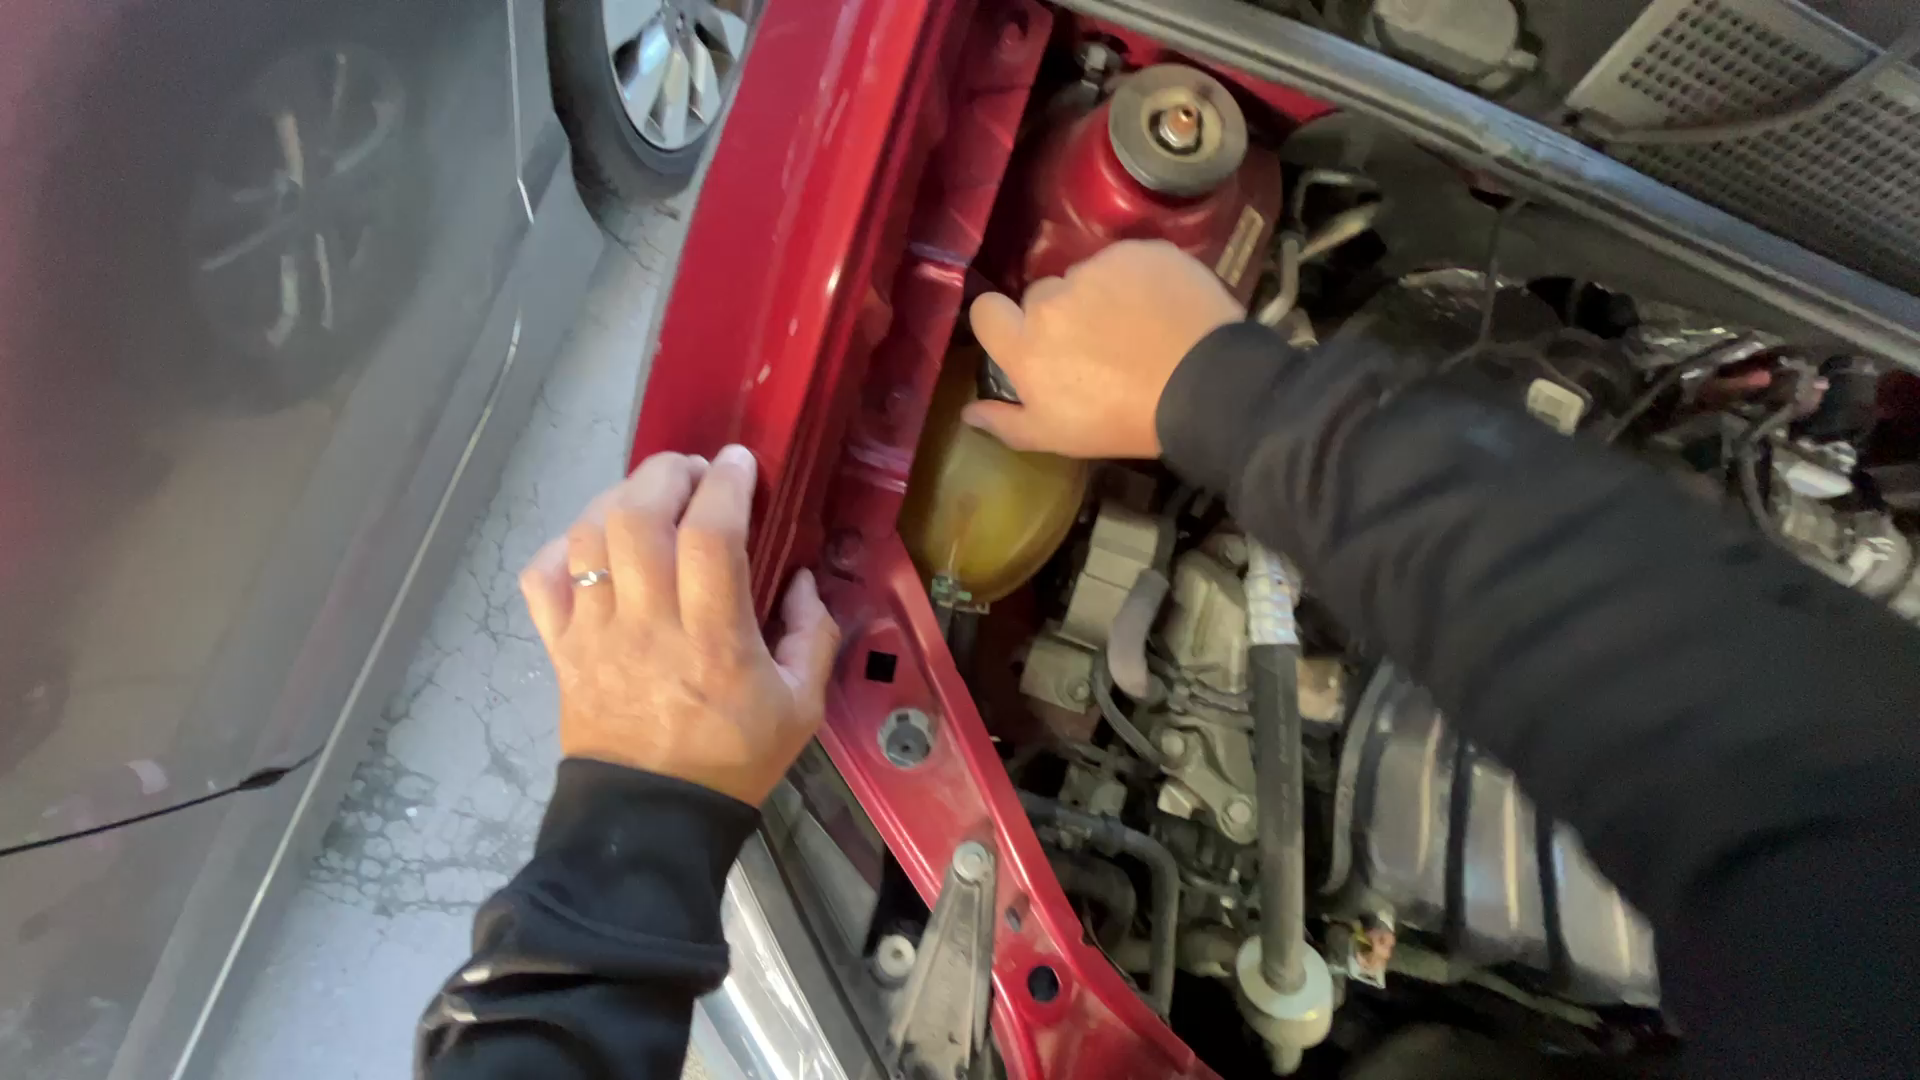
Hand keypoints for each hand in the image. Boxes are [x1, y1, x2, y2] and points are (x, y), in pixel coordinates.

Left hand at [519, 445, 840, 804]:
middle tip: (695, 472)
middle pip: (637, 516)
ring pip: (588, 536)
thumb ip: (815, 633)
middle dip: (667, 473)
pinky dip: (564, 545)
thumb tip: (800, 579)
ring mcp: (594, 634)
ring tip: (652, 497)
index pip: (711, 535)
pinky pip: (542, 578)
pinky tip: (597, 545)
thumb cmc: (734, 757)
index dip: (726, 485)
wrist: (652, 819)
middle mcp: (647, 623)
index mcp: (713, 637)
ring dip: (620, 497)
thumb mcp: (803, 704)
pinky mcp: (561, 648)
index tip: (740, 463)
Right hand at [963, 239, 1242, 458]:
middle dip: (1058, 315)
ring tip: (1134, 329)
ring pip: (1083, 277)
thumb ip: (1006, 422)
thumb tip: (969, 412)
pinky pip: (1124, 262)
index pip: (986, 311)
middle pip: (1040, 296)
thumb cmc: (1121, 421)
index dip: (1003, 323)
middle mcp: (1051, 299)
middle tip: (1093, 346)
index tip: (1027, 340)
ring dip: (1098, 297)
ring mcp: (1096, 270)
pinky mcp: (1138, 252)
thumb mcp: (1057, 436)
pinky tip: (1157, 310)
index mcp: (1025, 345)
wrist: (1202, 387)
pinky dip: (1135, 281)